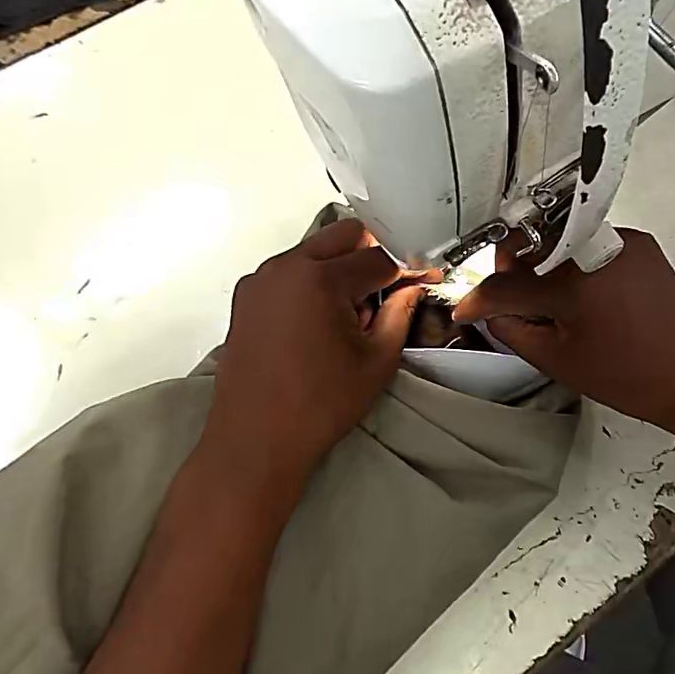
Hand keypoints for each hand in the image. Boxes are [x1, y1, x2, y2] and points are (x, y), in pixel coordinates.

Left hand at [207, 218, 422, 489]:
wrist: (257, 438)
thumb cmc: (320, 404)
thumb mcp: (376, 360)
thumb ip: (399, 314)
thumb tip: (411, 289)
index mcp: (320, 281)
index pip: (379, 257)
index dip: (410, 266)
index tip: (427, 276)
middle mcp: (286, 268)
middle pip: (344, 235)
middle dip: (375, 253)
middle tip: (393, 285)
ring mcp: (261, 280)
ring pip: (315, 249)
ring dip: (343, 266)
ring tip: (357, 309)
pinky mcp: (247, 296)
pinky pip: (290, 270)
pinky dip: (314, 280)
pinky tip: (325, 317)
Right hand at [453, 228, 674, 432]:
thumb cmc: (633, 376)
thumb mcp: (560, 362)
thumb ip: (515, 332)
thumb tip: (494, 315)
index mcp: (574, 284)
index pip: (509, 285)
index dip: (480, 299)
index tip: (468, 308)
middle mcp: (597, 250)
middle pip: (533, 246)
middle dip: (511, 268)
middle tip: (505, 295)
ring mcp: (622, 243)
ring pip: (561, 241)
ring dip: (543, 263)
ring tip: (546, 297)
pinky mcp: (640, 245)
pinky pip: (592, 244)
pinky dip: (576, 263)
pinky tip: (582, 293)